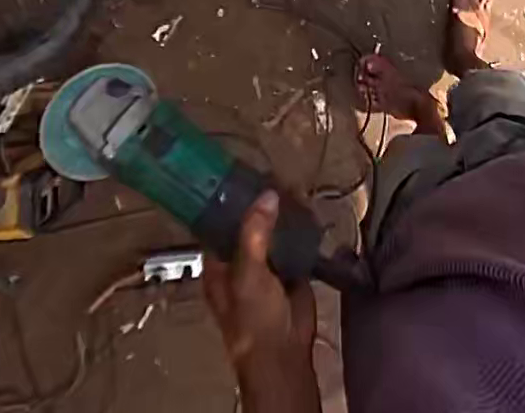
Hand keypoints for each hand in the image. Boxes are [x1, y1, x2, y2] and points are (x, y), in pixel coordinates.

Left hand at [203, 192, 318, 410]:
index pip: (217, 220)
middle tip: (273, 171)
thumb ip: (254, 233)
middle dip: (259, 199)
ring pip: (271, 227)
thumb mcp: (248, 274)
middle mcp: (239, 257)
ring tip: (292, 181)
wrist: (286, 353)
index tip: (240, 171)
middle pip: (247, 220)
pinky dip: (300, 223)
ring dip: (281, 208)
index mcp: (218, 261)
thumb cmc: (253, 319)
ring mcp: (265, 262)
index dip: (227, 198)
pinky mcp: (289, 266)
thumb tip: (268, 193)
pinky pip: (293, 238)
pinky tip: (307, 203)